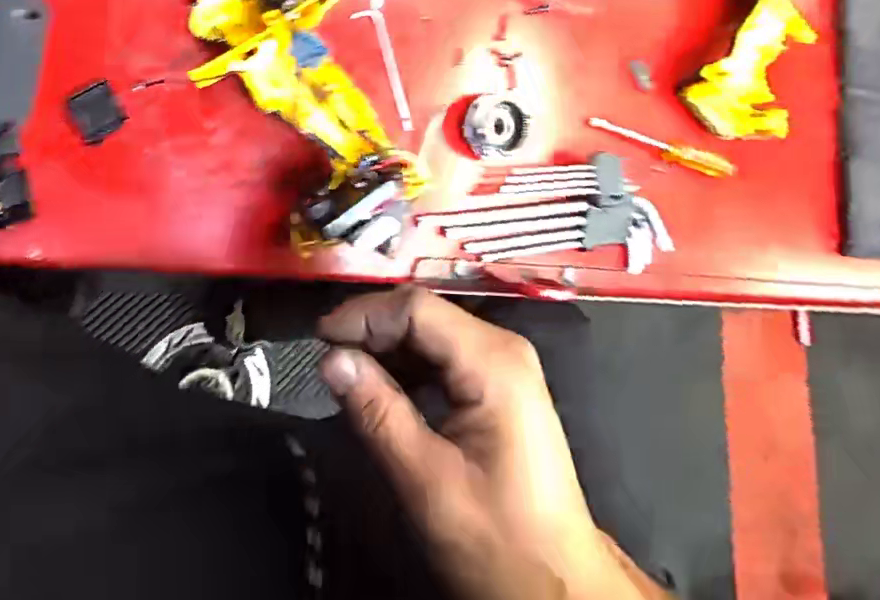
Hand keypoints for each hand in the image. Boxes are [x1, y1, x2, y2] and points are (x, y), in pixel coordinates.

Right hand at [317, 288, 665, 599]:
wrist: (559, 587)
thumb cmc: (498, 539)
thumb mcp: (427, 480)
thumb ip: (377, 412)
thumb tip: (329, 360)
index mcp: (494, 361)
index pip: (416, 308)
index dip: (363, 315)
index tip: (319, 340)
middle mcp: (502, 347)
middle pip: (422, 313)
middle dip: (369, 327)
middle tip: (325, 355)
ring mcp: (502, 362)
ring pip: (429, 330)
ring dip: (383, 345)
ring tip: (343, 369)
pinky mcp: (496, 381)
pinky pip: (441, 352)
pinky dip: (404, 362)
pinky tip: (378, 383)